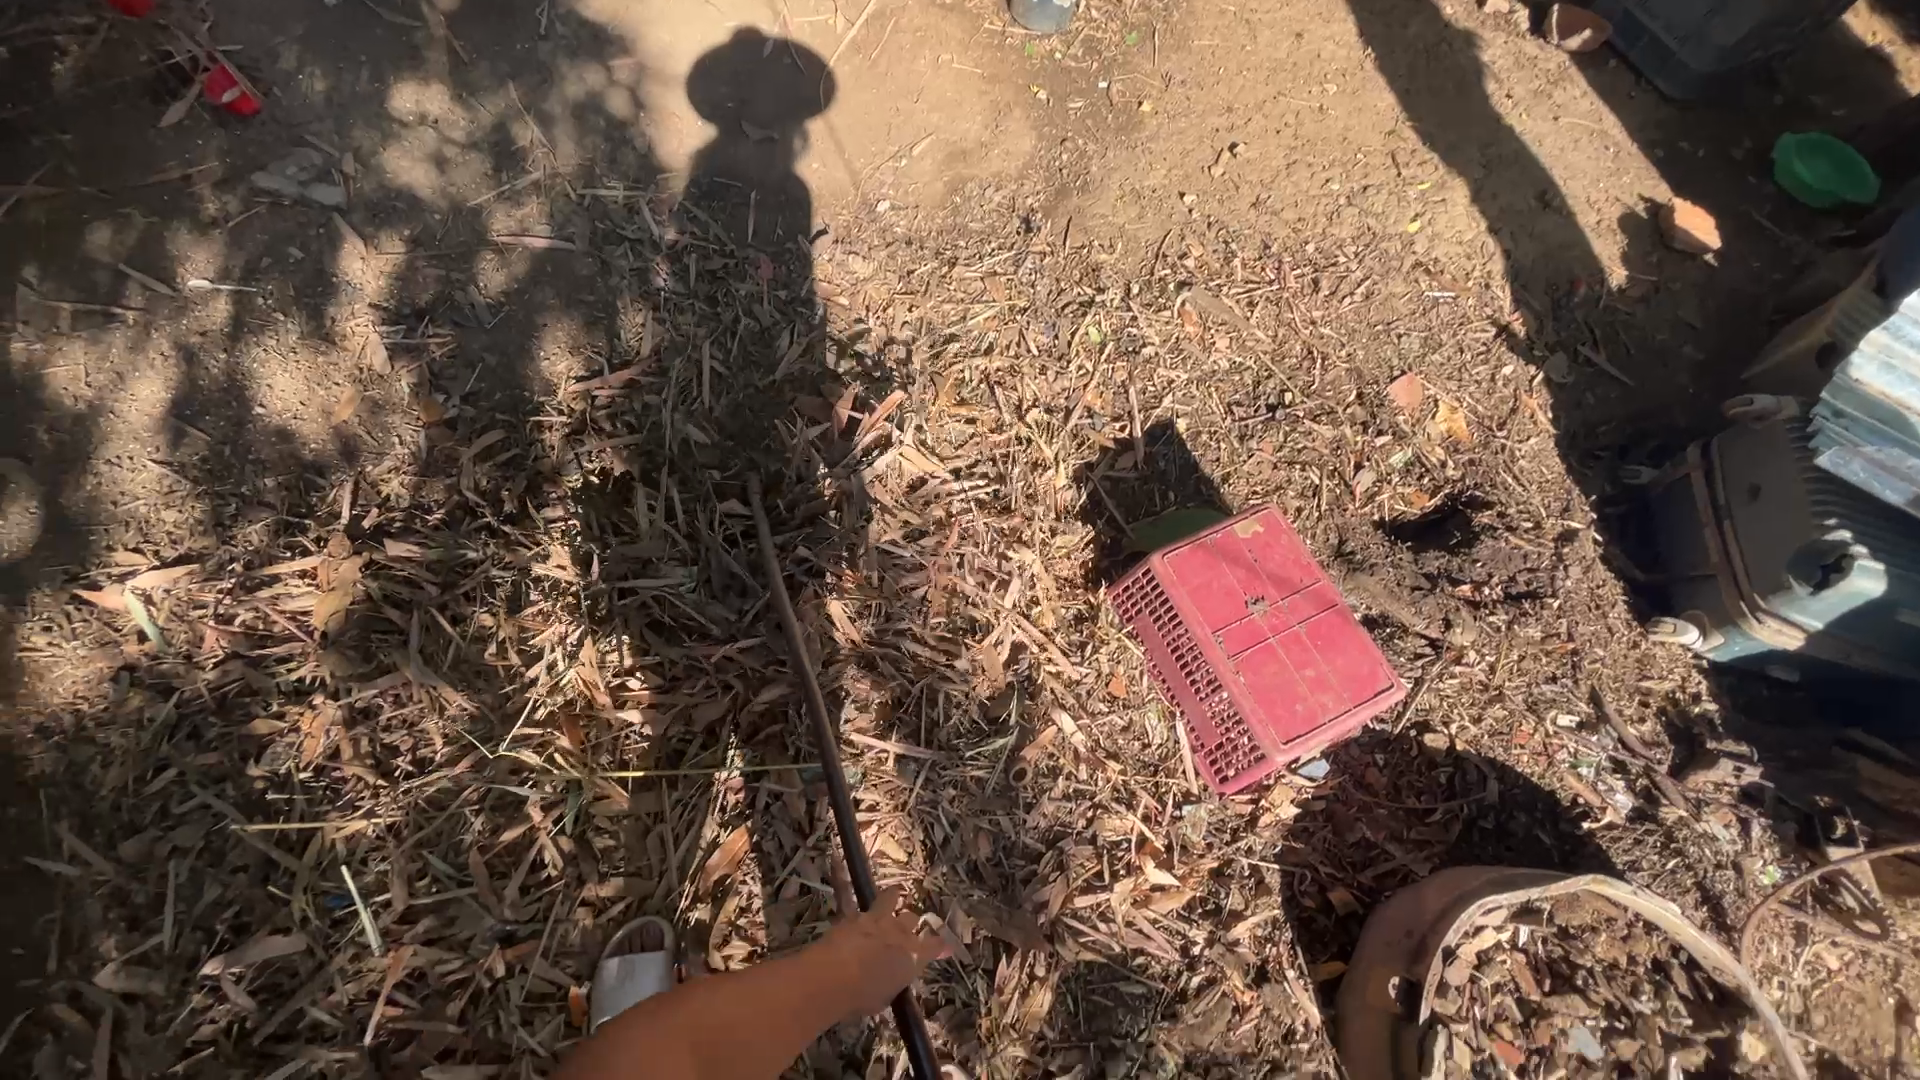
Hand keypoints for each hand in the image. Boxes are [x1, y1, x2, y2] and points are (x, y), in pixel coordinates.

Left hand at [817, 886, 947, 1018]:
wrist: (834, 976)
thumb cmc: (862, 997)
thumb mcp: (884, 998)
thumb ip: (891, 983)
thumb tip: (889, 979)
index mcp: (913, 956)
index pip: (934, 946)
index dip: (941, 946)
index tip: (945, 947)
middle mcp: (899, 932)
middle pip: (911, 919)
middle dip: (910, 923)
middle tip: (907, 929)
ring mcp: (877, 919)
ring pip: (890, 898)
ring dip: (893, 897)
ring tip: (894, 894)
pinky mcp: (854, 915)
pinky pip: (860, 907)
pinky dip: (860, 909)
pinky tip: (853, 904)